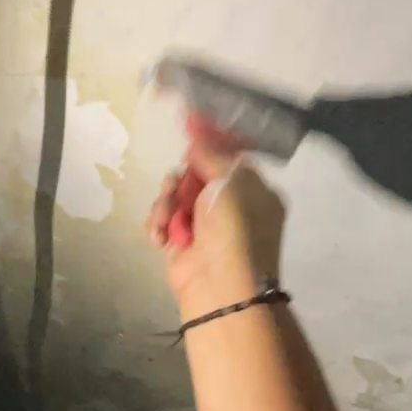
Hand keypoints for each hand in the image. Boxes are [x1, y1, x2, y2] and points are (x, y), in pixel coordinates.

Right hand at [147, 132, 286, 322]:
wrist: (219, 285)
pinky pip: (162, 220)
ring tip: (169, 218)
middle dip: (181, 179)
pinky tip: (161, 236)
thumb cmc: (235, 229)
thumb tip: (199, 134)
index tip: (188, 124)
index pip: (229, 157)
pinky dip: (159, 225)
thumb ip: (212, 155)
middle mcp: (229, 205)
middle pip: (195, 174)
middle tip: (179, 184)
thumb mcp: (231, 182)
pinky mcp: (179, 242)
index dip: (208, 142)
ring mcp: (203, 225)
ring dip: (166, 203)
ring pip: (174, 196)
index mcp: (253, 190)